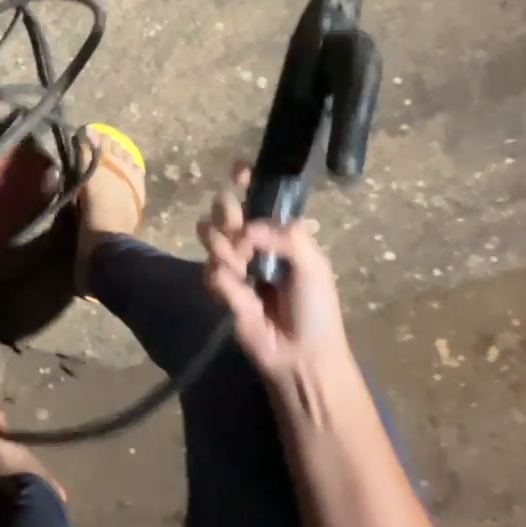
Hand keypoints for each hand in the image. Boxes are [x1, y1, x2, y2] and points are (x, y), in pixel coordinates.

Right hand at [198, 166, 353, 387]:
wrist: (301, 355)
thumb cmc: (316, 311)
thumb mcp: (315, 267)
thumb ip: (285, 237)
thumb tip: (245, 229)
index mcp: (279, 234)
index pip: (258, 197)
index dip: (245, 181)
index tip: (237, 171)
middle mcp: (253, 242)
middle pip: (224, 207)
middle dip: (228, 215)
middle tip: (242, 236)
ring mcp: (234, 263)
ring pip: (208, 233)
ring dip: (224, 249)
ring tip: (243, 270)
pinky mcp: (219, 285)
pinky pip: (209, 269)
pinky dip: (225, 282)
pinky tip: (242, 299)